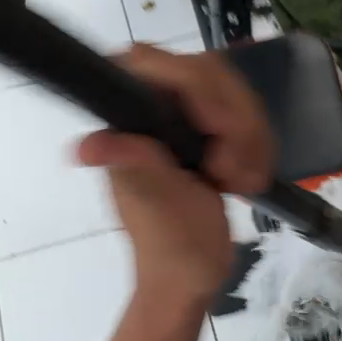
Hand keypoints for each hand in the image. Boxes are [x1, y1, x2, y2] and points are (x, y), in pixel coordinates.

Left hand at [76, 44, 273, 310]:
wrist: (192, 279)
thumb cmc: (171, 249)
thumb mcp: (155, 205)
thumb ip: (134, 166)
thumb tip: (85, 149)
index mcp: (127, 122)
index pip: (150, 61)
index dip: (193, 83)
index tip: (216, 129)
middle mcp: (149, 110)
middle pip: (204, 72)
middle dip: (232, 121)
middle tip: (227, 170)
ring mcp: (180, 119)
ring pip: (232, 92)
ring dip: (249, 138)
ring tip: (238, 180)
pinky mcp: (207, 131)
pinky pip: (246, 113)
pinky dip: (256, 146)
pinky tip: (246, 178)